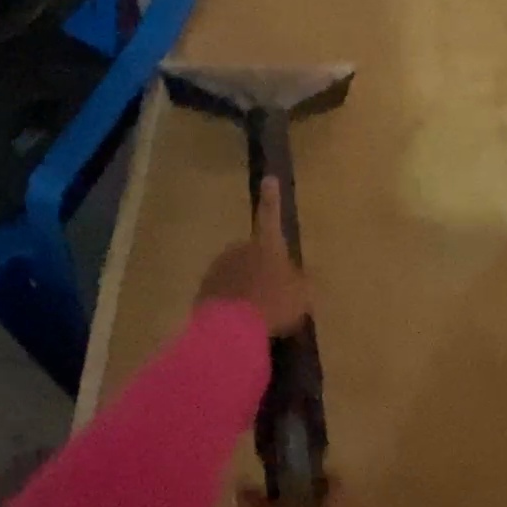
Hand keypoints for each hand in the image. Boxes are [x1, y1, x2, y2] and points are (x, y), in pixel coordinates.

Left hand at [197, 177, 310, 333]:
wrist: (231, 327)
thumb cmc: (274, 303)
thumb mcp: (302, 295)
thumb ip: (302, 282)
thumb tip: (299, 277)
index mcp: (266, 244)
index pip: (270, 215)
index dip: (271, 198)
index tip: (269, 178)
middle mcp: (239, 248)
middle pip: (252, 253)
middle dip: (259, 268)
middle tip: (271, 294)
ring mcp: (219, 268)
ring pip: (235, 274)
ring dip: (243, 288)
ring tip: (256, 316)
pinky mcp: (204, 290)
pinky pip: (221, 294)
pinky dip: (229, 304)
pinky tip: (238, 324)